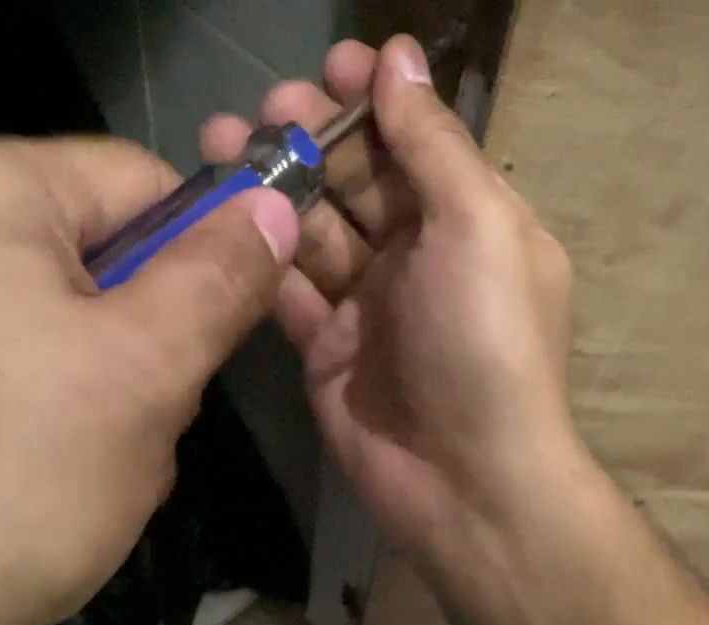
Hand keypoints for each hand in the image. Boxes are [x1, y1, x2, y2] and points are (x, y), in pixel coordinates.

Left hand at [0, 138, 299, 624]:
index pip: (148, 186)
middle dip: (152, 357)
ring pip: (78, 346)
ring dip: (116, 414)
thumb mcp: (144, 371)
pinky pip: (28, 393)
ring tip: (93, 483)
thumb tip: (273, 206)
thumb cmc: (10, 474)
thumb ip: (218, 281)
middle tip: (144, 433)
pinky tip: (48, 501)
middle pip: (112, 271)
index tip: (221, 346)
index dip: (209, 260)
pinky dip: (62, 443)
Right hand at [201, 36, 580, 567]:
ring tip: (222, 139)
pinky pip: (289, 292)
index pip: (416, 144)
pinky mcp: (325, 352)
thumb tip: (400, 59)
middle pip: (357, 183)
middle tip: (266, 104)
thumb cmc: (486, 343)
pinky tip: (224, 216)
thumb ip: (433, 146)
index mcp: (470, 222)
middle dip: (314, 137)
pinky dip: (260, 255)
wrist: (465, 480)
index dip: (376, 101)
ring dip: (274, 186)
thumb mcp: (477, 227)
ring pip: (313, 232)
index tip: (333, 64)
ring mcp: (368, 308)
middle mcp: (418, 258)